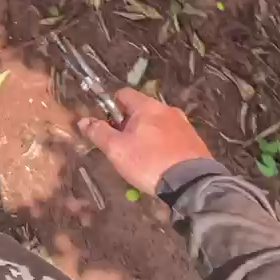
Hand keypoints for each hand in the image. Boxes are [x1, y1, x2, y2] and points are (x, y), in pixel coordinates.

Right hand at [78, 87, 214, 196]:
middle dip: (128, 125)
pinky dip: (162, 146)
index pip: (123, 94)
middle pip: (140, 110)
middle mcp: (167, 110)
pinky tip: (160, 164)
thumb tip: (84, 121)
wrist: (193, 185)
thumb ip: (99, 132)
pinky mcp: (196, 142)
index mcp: (147, 106)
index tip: (107, 126)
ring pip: (157, 125)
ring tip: (142, 158)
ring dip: (146, 136)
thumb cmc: (149, 162)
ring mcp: (184, 126)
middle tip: (122, 146)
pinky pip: (172, 138)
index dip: (110, 107)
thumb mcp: (117, 149)